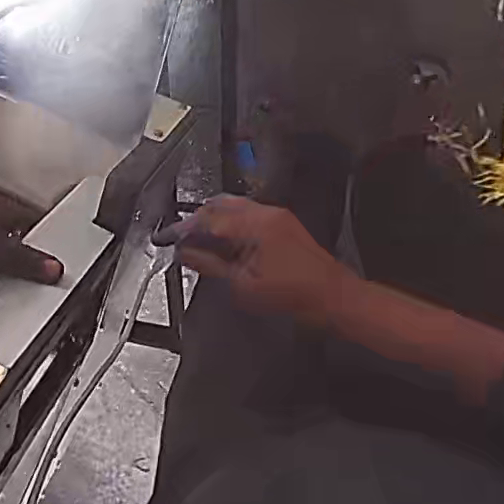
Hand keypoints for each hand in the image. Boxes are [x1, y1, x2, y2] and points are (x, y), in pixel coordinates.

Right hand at [153, 195, 354, 322]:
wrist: (334, 296)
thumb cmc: (295, 294)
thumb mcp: (244, 285)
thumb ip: (211, 265)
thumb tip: (187, 254)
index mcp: (254, 225)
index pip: (208, 218)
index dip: (184, 228)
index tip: (169, 237)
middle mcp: (265, 213)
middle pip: (219, 206)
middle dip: (196, 220)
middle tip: (180, 238)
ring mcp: (275, 215)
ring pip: (233, 207)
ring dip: (213, 219)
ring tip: (198, 240)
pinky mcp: (282, 222)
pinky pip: (247, 213)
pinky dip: (229, 222)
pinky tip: (223, 240)